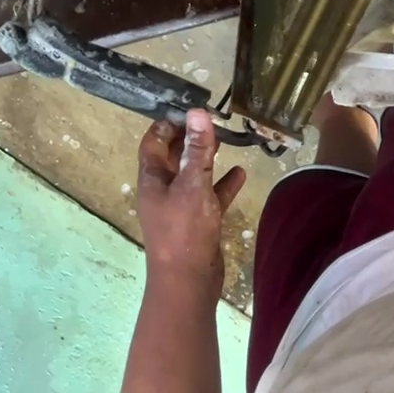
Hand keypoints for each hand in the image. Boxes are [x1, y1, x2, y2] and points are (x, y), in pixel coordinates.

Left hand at [136, 109, 247, 291]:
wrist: (188, 284)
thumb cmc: (184, 230)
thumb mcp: (192, 184)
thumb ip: (197, 149)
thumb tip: (198, 113)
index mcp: (152, 177)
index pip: (153, 140)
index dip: (168, 124)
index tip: (189, 110)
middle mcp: (163, 188)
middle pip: (173, 155)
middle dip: (190, 138)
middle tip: (211, 122)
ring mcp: (180, 206)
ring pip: (193, 174)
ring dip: (206, 158)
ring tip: (225, 141)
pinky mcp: (198, 222)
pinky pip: (210, 196)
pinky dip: (223, 184)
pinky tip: (241, 173)